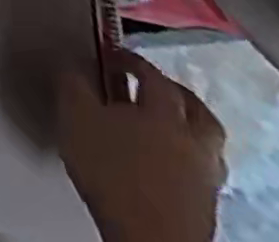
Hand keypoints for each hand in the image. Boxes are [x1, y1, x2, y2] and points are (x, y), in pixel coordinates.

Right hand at [59, 50, 225, 241]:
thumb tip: (73, 63)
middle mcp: (194, 138)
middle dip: (171, 91)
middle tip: (148, 85)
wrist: (149, 235)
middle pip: (193, 107)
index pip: (152, 75)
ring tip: (158, 123)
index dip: (130, 60)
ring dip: (184, 124)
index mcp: (164, 112)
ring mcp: (206, 172)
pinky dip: (182, 152)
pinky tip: (162, 158)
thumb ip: (72, 83)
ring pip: (203, 138)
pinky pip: (198, 163)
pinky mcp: (205, 199)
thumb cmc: (110, 169)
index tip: (112, 54)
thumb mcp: (75, 115)